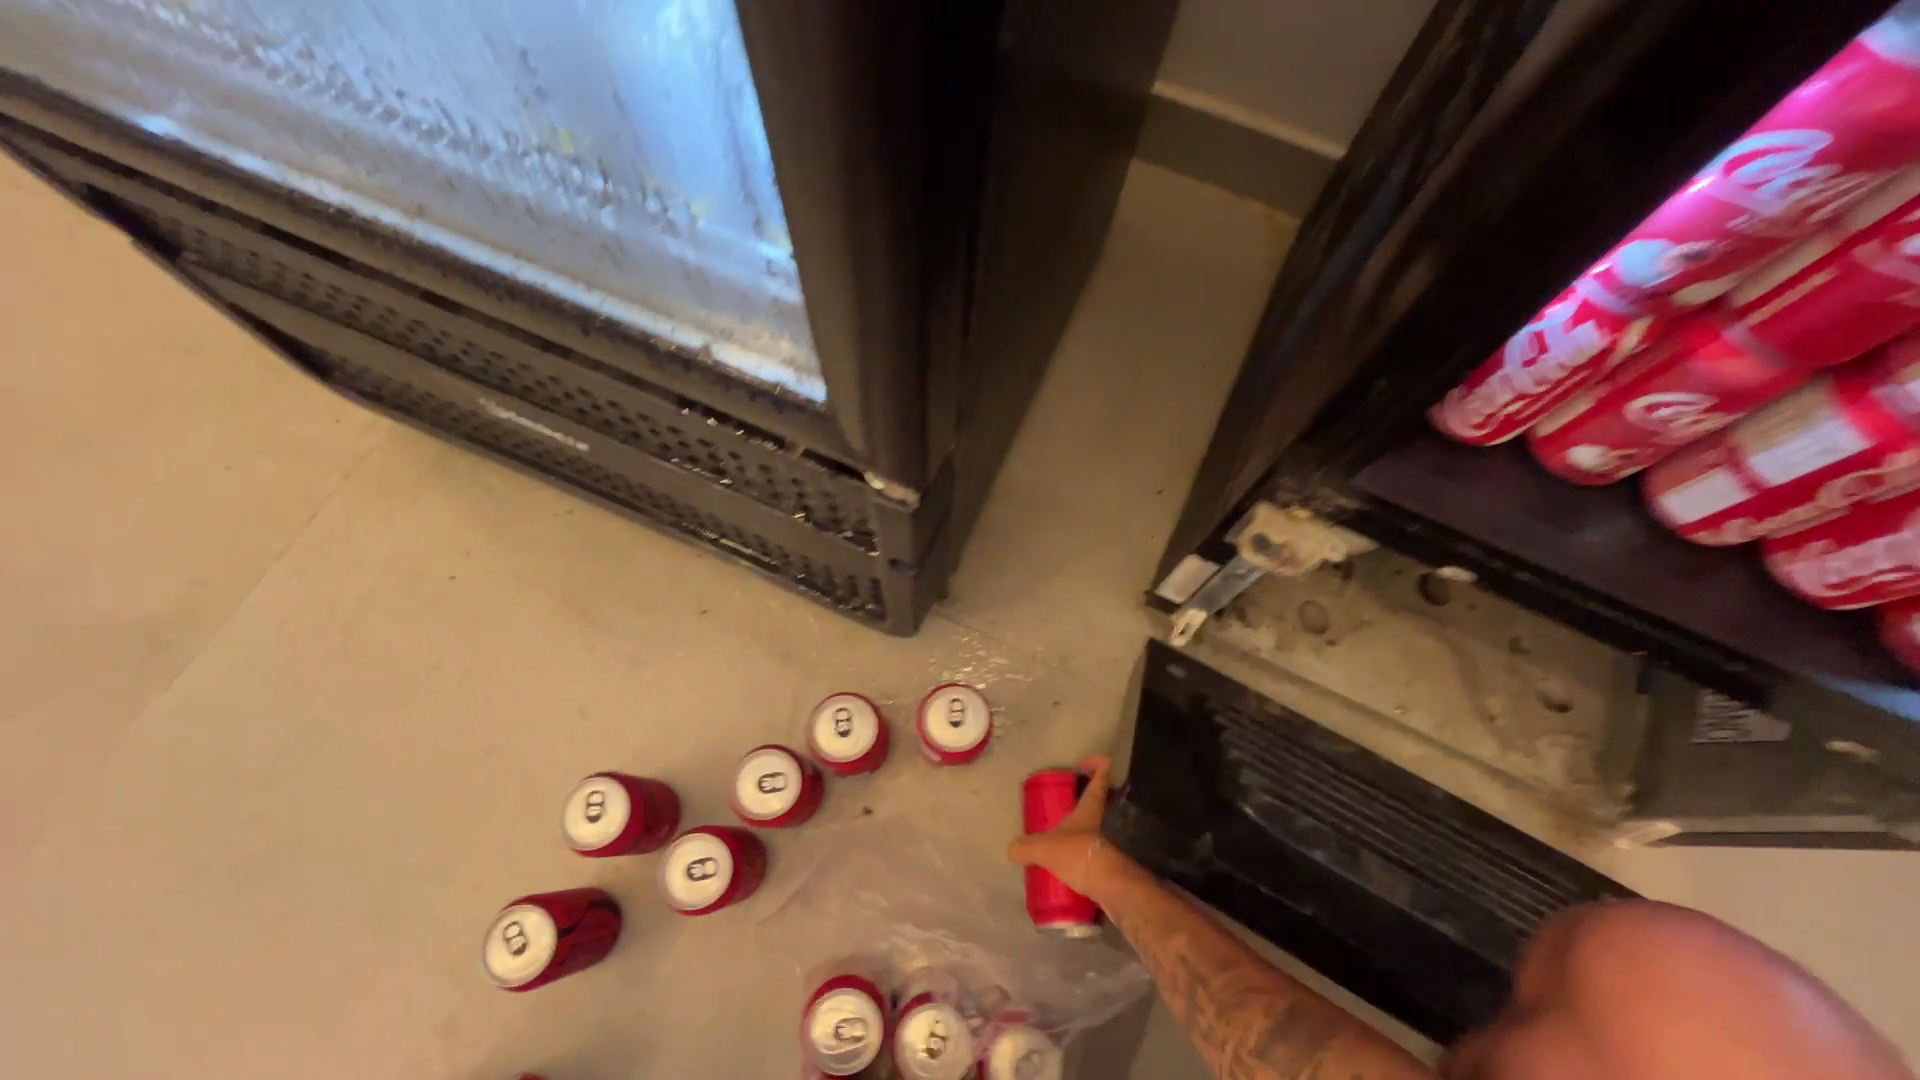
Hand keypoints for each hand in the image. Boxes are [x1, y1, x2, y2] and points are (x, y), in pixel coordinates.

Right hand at [1007, 754, 1134, 902]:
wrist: (1110, 888)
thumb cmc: (1079, 854)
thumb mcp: (1044, 848)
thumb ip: (1025, 847)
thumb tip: (1013, 849)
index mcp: (1089, 807)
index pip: (1101, 777)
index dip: (1096, 764)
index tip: (1082, 764)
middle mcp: (1102, 821)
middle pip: (1099, 801)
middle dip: (1083, 799)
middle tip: (1063, 804)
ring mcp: (1107, 843)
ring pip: (1095, 828)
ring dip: (1080, 830)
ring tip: (1058, 839)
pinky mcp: (1107, 864)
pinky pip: (1091, 853)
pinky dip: (1080, 855)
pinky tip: (1064, 865)